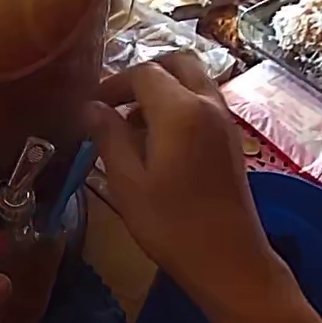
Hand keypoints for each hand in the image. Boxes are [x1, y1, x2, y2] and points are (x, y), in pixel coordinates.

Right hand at [87, 53, 304, 322]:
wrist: (227, 259)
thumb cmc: (171, 224)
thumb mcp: (127, 182)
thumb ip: (108, 137)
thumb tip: (90, 108)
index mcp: (180, 111)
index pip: (143, 73)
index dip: (112, 84)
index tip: (91, 107)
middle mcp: (208, 104)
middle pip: (176, 63)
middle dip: (143, 75)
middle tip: (114, 103)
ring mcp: (225, 122)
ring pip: (193, 81)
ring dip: (162, 90)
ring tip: (131, 126)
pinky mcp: (231, 141)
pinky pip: (203, 104)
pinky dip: (178, 106)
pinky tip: (157, 143)